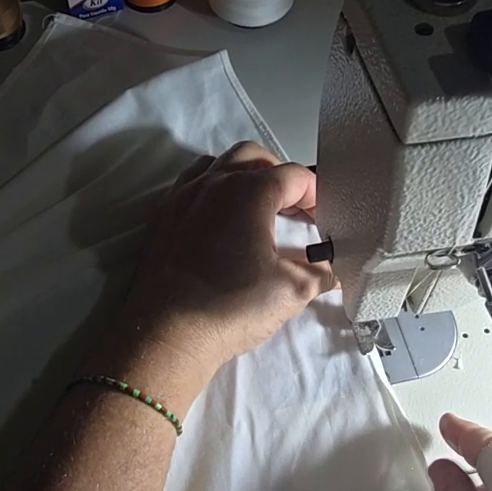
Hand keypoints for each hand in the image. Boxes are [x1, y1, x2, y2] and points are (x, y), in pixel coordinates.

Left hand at [105, 142, 335, 392]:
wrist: (167, 333)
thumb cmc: (228, 307)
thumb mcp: (291, 292)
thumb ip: (318, 273)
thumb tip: (329, 270)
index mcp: (249, 192)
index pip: (293, 176)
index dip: (315, 193)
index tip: (321, 215)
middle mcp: (213, 183)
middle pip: (254, 157)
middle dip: (279, 174)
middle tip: (293, 205)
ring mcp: (183, 196)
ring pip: (218, 164)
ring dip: (243, 176)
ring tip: (257, 206)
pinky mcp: (162, 216)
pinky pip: (190, 184)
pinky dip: (212, 190)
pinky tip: (219, 219)